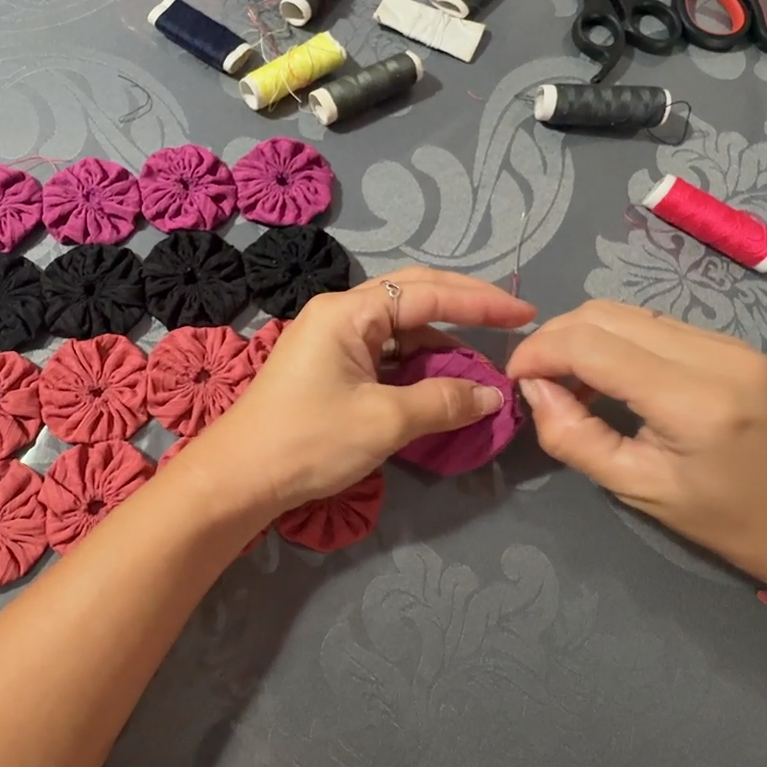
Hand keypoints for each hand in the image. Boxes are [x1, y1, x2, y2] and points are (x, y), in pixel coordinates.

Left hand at [187, 268, 535, 516]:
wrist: (242, 474)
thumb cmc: (310, 439)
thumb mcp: (385, 421)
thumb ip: (443, 401)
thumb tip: (491, 395)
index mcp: (346, 312)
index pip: (426, 292)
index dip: (479, 302)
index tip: (524, 314)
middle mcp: (338, 313)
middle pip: (411, 296)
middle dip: (463, 306)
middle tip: (512, 321)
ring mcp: (330, 339)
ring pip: (397, 327)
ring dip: (440, 342)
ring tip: (482, 365)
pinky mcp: (328, 365)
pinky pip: (382, 351)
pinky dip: (415, 363)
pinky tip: (441, 381)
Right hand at [505, 300, 766, 589]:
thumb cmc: (740, 527)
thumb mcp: (642, 492)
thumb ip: (574, 437)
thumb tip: (534, 391)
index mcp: (693, 398)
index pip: (588, 342)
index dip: (537, 353)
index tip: (514, 382)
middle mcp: (713, 354)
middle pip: (602, 313)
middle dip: (553, 338)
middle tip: (535, 382)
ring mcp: (729, 344)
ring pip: (626, 312)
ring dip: (582, 337)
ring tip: (568, 383)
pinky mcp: (735, 347)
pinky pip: (653, 325)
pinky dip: (614, 340)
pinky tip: (609, 378)